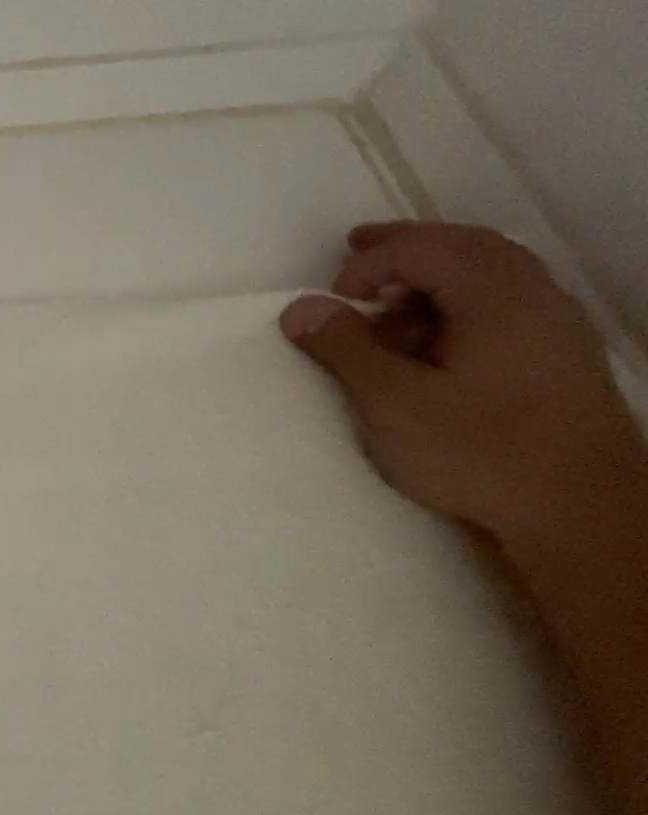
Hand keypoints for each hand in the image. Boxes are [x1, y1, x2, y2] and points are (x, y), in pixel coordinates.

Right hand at [280, 222, 647, 546]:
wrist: (576, 505)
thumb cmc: (477, 449)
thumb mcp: (392, 401)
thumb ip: (344, 349)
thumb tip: (300, 308)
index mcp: (497, 297)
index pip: (427, 249)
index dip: (370, 262)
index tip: (329, 300)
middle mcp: (534, 297)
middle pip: (466, 247)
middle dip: (405, 247)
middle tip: (353, 251)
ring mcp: (552, 326)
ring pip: (489, 274)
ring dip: (431, 275)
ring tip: (384, 306)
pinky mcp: (555, 357)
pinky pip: (501, 304)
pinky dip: (456, 301)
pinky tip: (431, 339)